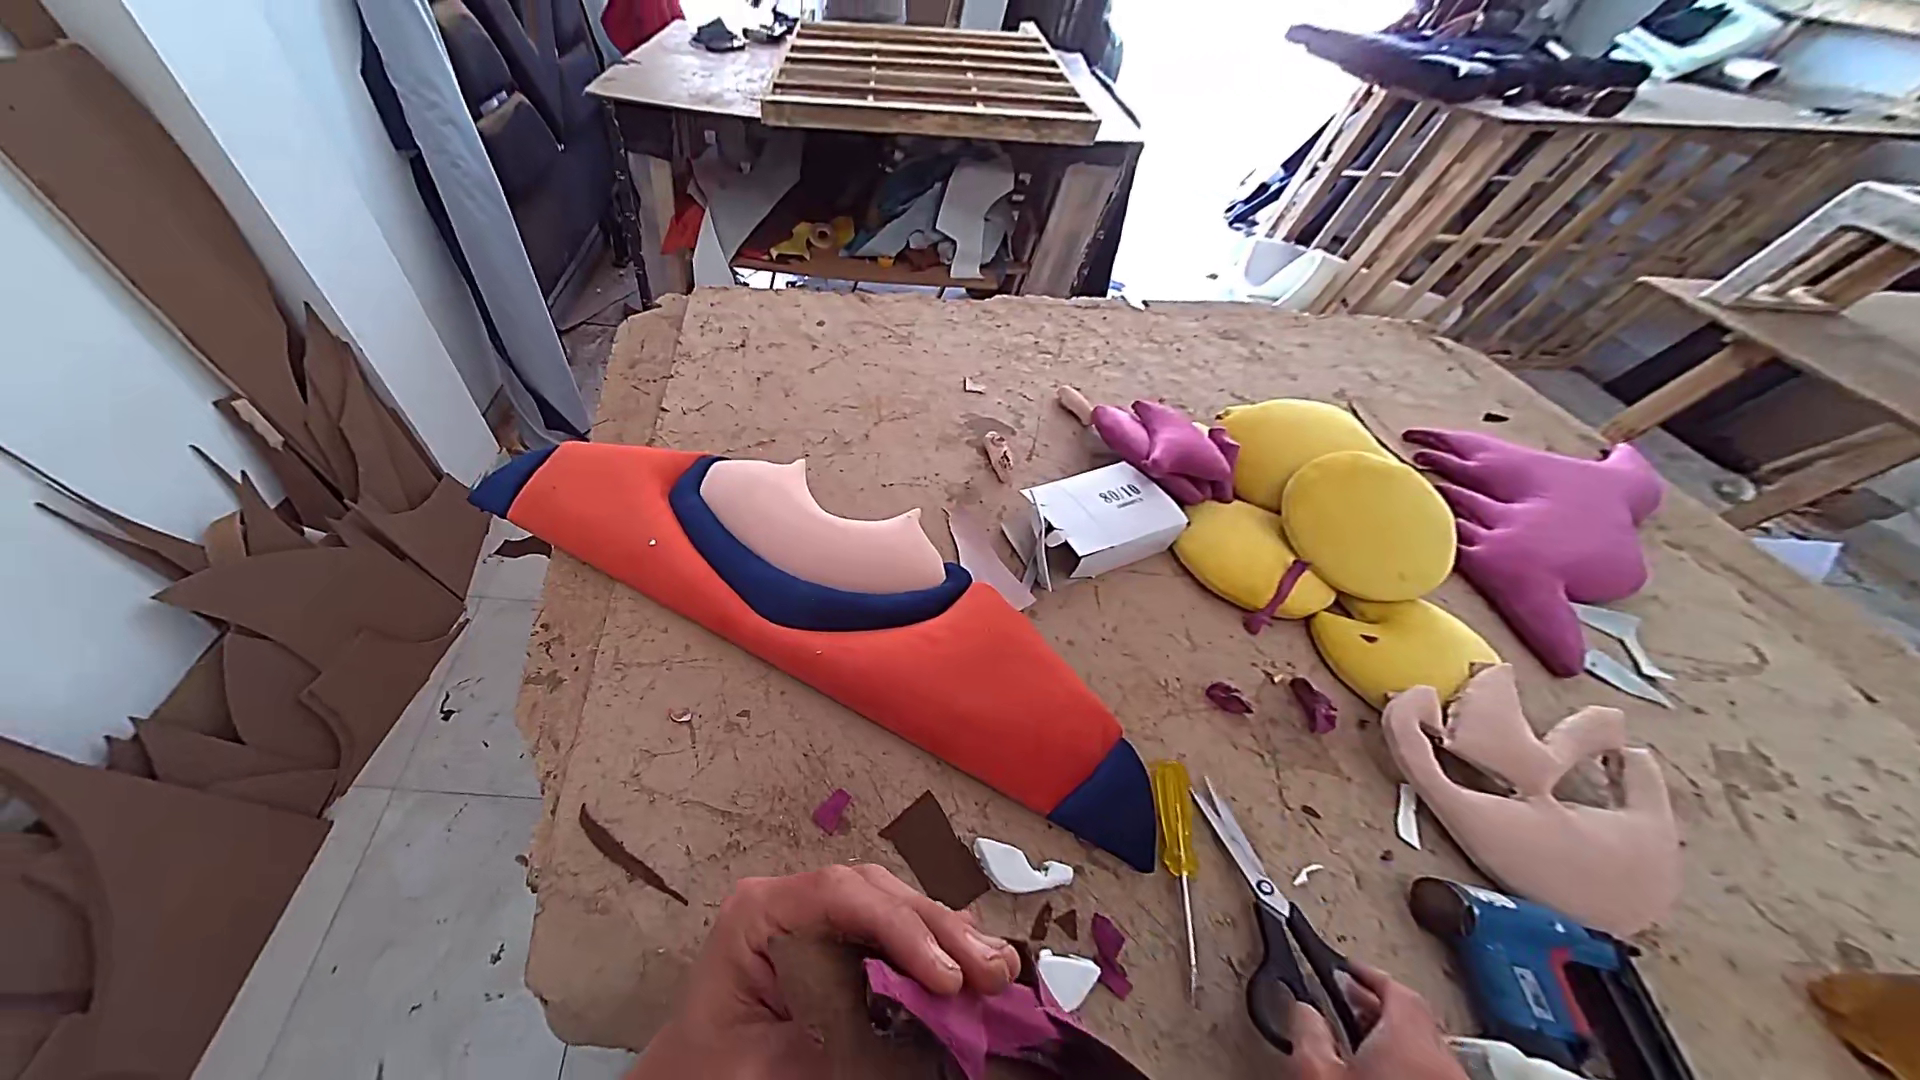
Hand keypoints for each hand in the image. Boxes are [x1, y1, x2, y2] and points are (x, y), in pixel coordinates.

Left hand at [628, 864, 1020, 1079]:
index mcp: (761, 910)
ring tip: (993, 966)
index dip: (901, 924)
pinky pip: (891, 931)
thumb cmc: (711, 1071)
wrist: (691, 1078)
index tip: (946, 974)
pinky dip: (932, 946)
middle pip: (877, 894)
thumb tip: (916, 1022)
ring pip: (892, 906)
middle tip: (990, 970)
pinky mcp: (839, 939)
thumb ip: (832, 1037)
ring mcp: (818, 915)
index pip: (841, 895)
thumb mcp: (762, 1063)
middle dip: (937, 929)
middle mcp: (795, 899)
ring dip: (945, 934)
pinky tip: (968, 954)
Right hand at [1290, 961, 1468, 1079]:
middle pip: (1416, 1020)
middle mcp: (1447, 1067)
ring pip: (1428, 1051)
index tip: (1348, 969)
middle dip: (1379, 1006)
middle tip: (1348, 1001)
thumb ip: (1308, 1030)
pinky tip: (1381, 1072)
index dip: (1370, 975)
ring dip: (1395, 1038)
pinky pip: (1434, 1073)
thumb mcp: (1317, 1073)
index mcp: (1413, 1045)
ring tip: (1360, 1042)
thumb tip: (1305, 1009)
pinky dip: (1410, 1065)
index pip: (1398, 991)